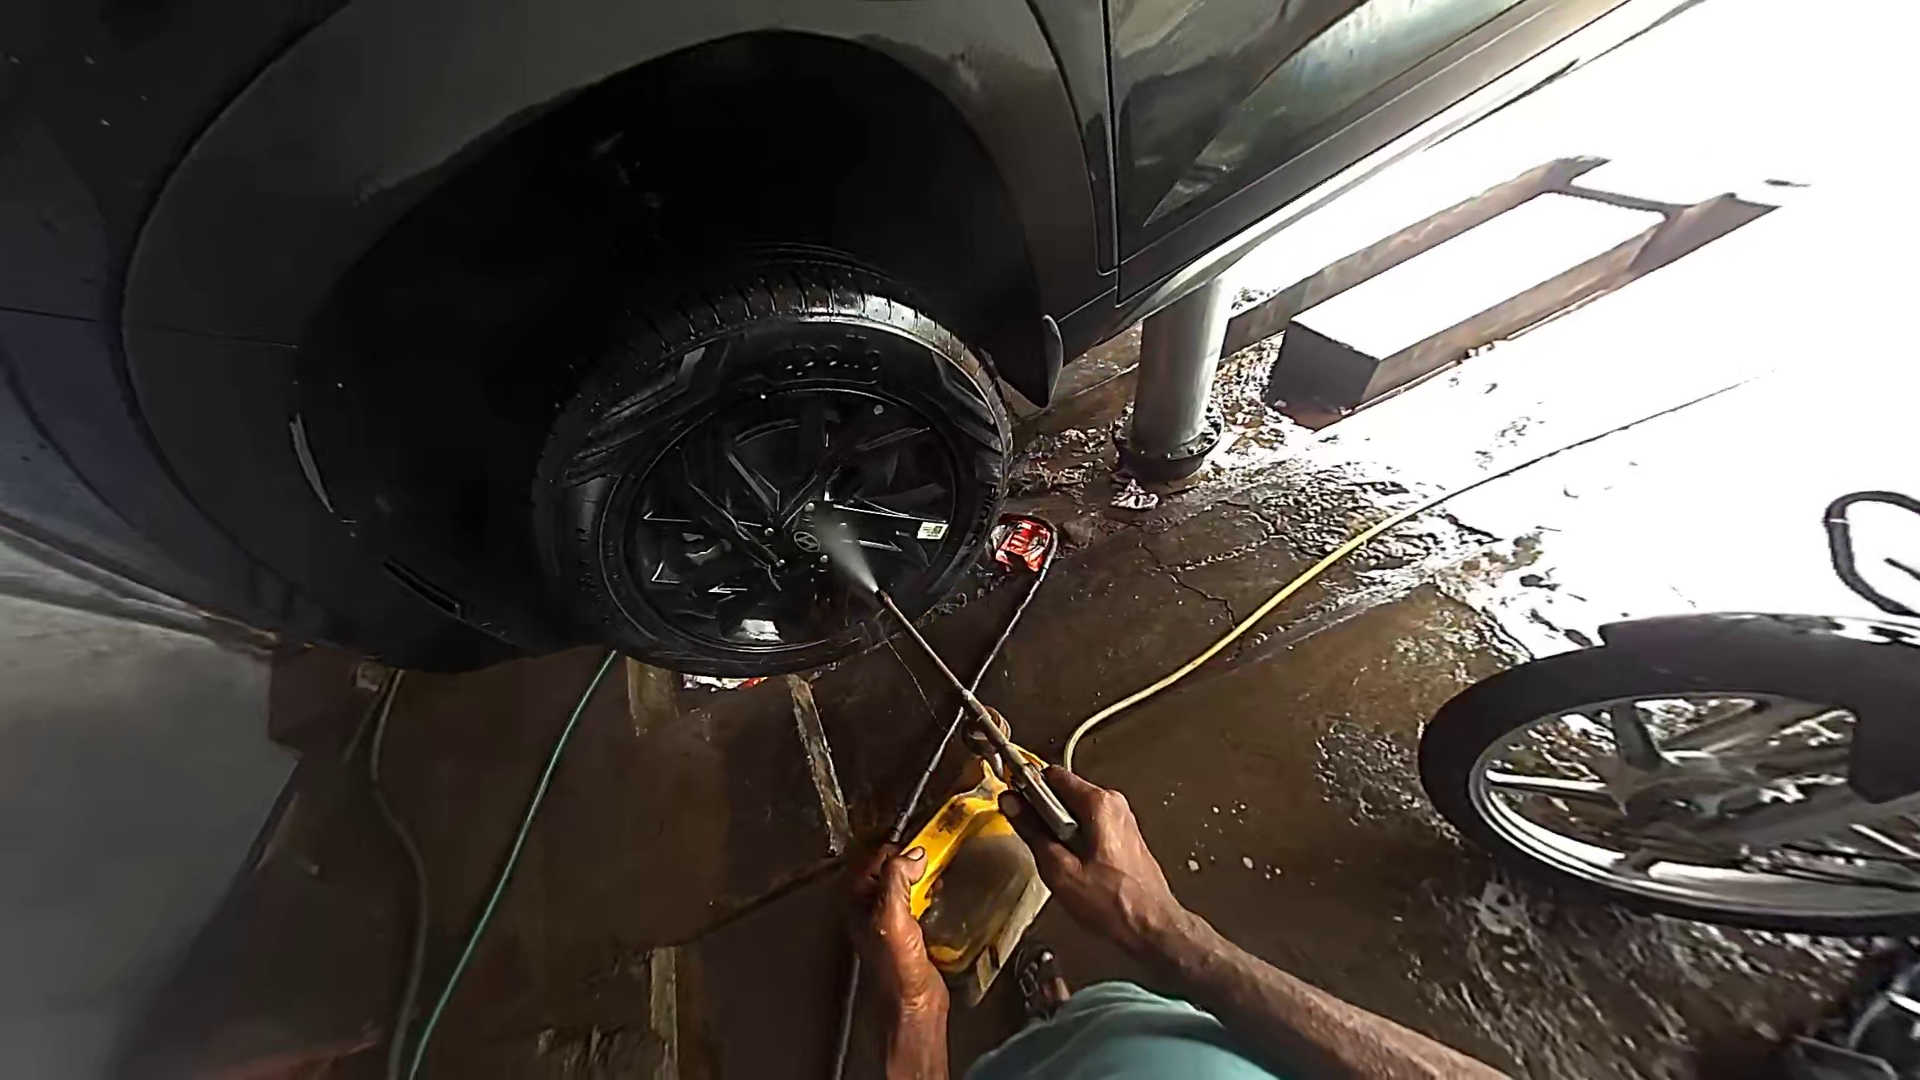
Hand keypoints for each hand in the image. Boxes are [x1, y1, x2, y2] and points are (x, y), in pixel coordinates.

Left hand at [848, 845, 948, 1019]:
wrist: (914, 1007)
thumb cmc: (895, 970)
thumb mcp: (891, 917)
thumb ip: (897, 879)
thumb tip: (913, 854)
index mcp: (858, 899)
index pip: (878, 856)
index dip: (900, 849)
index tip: (920, 846)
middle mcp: (870, 906)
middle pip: (893, 867)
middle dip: (913, 861)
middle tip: (931, 859)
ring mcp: (889, 918)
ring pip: (907, 882)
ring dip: (923, 876)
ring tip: (936, 875)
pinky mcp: (908, 929)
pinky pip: (918, 898)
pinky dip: (929, 892)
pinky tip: (937, 896)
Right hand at [1000, 768, 1190, 957]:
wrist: (1155, 931)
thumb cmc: (1113, 904)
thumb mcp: (1060, 870)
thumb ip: (1032, 831)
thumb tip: (1011, 803)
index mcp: (1098, 802)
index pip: (1052, 774)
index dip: (1029, 788)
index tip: (1016, 804)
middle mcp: (1113, 802)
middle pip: (1064, 790)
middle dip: (1045, 812)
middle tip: (1038, 841)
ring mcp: (1121, 817)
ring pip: (1076, 808)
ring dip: (1060, 826)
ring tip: (1060, 859)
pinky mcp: (1124, 833)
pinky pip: (1090, 822)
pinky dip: (1077, 836)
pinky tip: (1077, 864)